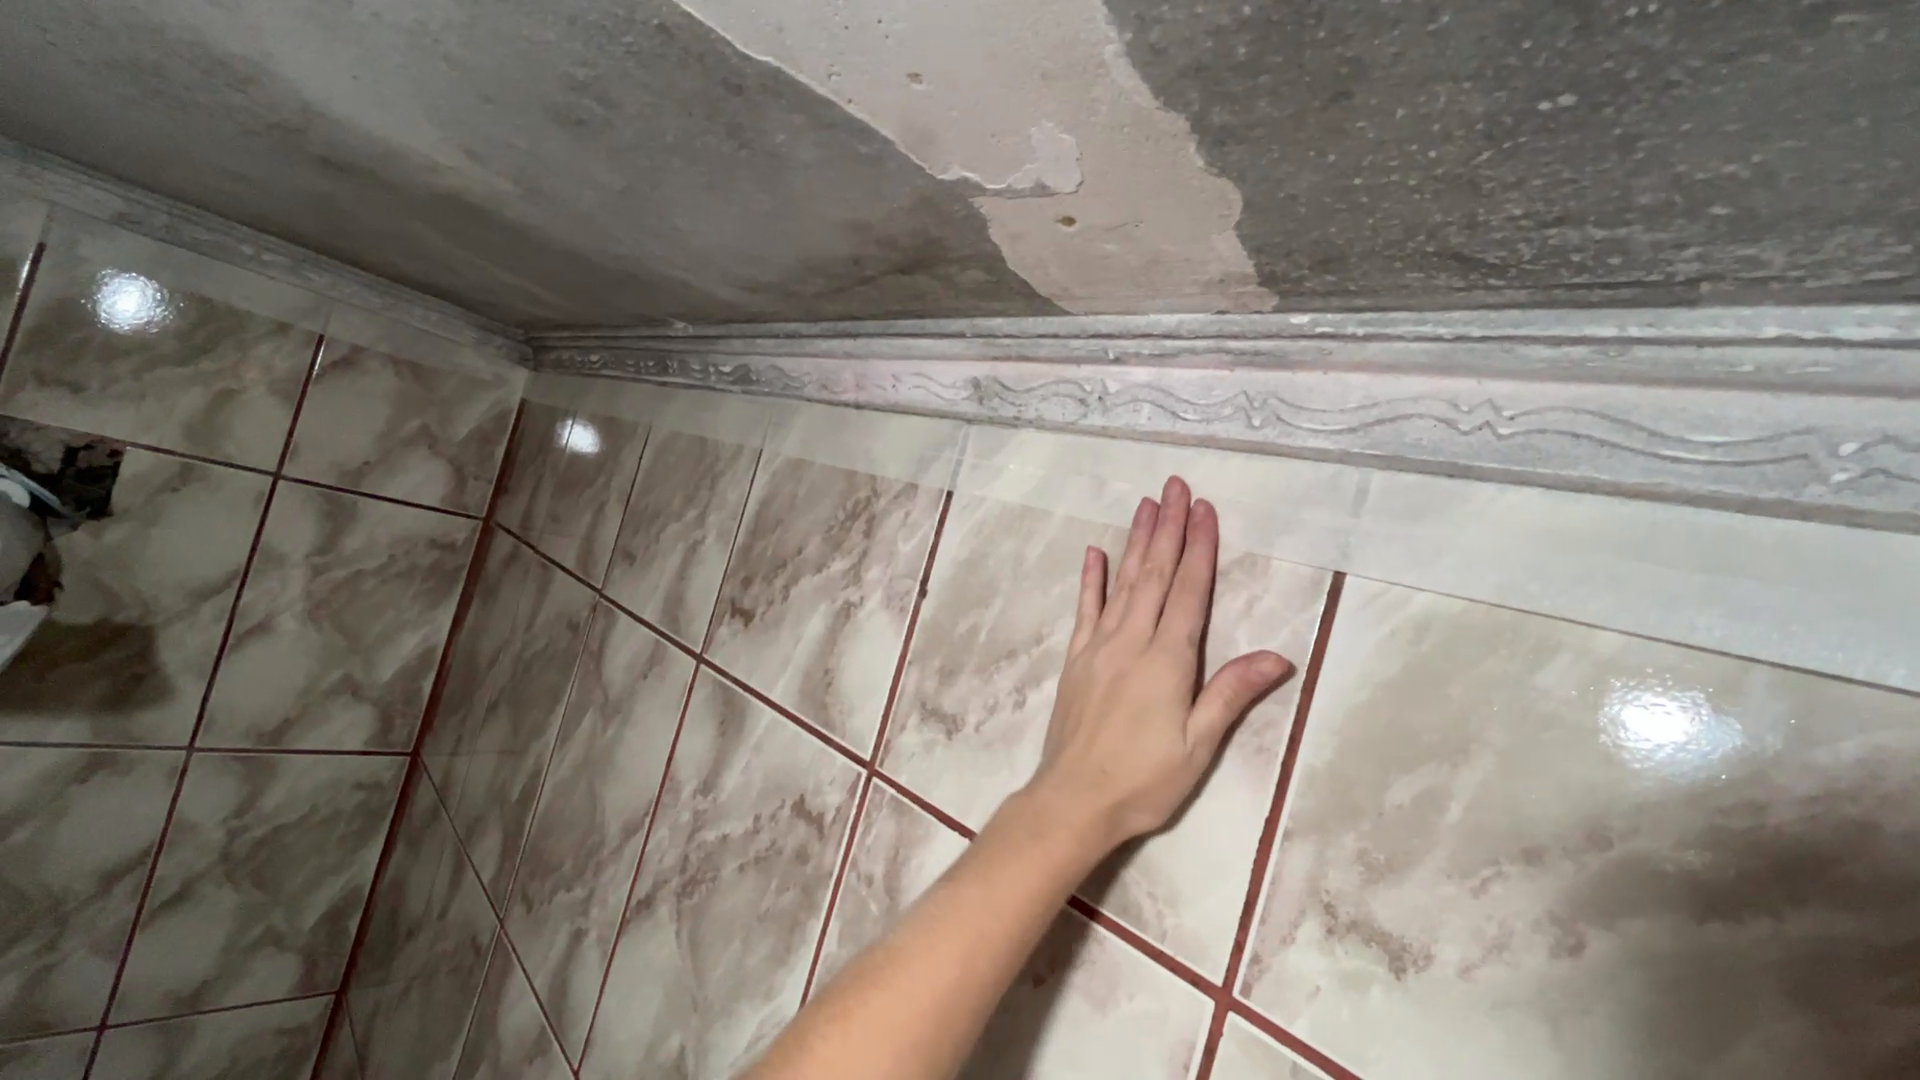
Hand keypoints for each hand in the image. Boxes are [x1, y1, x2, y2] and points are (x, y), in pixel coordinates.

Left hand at [1021, 476, 1294, 850]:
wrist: (1073, 800)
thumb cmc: (1144, 781)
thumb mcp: (1198, 745)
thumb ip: (1231, 694)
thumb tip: (1280, 657)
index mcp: (1167, 660)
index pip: (1187, 591)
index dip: (1198, 548)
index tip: (1204, 509)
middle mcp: (1131, 642)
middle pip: (1153, 575)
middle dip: (1168, 528)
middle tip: (1175, 486)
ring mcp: (1098, 648)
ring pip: (1121, 584)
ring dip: (1135, 542)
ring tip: (1145, 505)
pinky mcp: (1075, 661)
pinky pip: (1085, 611)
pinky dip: (1091, 580)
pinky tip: (1094, 553)